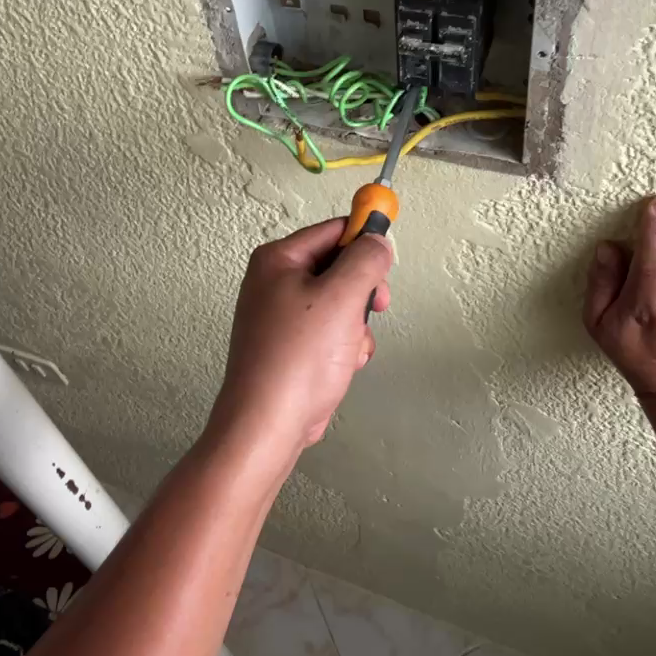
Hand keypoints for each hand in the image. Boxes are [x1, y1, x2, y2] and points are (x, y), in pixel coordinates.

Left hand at [212, 219, 393, 450]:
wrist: (268, 424)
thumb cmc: (296, 359)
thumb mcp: (342, 296)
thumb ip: (365, 260)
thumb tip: (377, 240)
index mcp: (278, 259)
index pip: (333, 231)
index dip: (364, 241)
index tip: (387, 259)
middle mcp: (275, 282)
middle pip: (339, 266)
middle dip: (363, 291)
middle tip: (377, 305)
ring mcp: (282, 315)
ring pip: (340, 302)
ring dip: (356, 324)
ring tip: (348, 347)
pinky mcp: (291, 344)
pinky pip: (330, 330)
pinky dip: (344, 345)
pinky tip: (341, 365)